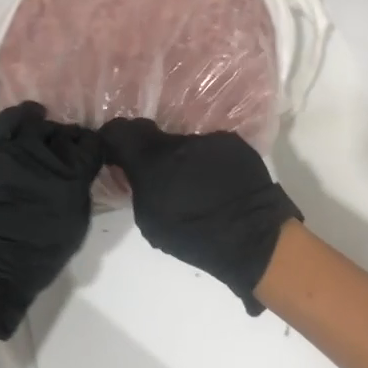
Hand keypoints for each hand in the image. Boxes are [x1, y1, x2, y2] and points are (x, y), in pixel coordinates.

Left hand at [0, 102, 103, 338]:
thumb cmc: (37, 257)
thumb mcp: (76, 223)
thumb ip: (81, 188)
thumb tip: (81, 168)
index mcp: (73, 178)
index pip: (91, 144)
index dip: (90, 146)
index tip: (87, 151)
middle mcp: (45, 159)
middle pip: (62, 132)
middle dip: (66, 139)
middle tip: (62, 150)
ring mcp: (12, 152)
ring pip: (35, 125)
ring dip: (43, 129)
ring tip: (44, 134)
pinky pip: (3, 122)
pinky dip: (17, 115)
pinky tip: (27, 115)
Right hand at [99, 119, 300, 314]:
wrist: (253, 237)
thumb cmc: (193, 237)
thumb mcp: (149, 219)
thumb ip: (139, 186)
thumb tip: (135, 172)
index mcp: (152, 161)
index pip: (120, 130)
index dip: (114, 140)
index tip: (117, 154)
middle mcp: (179, 141)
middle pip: (156, 137)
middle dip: (153, 154)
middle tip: (160, 177)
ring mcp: (209, 139)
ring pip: (185, 143)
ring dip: (183, 159)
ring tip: (195, 184)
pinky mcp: (235, 142)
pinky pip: (211, 147)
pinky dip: (208, 161)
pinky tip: (217, 182)